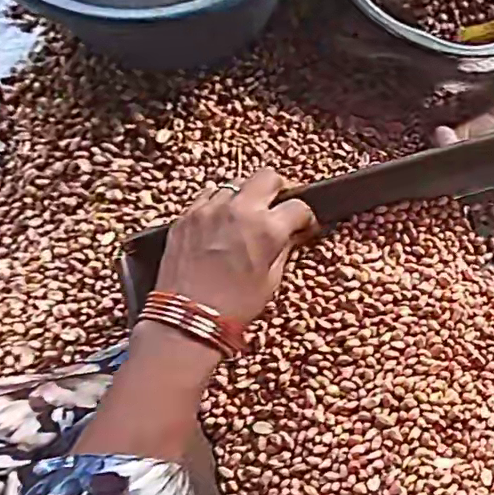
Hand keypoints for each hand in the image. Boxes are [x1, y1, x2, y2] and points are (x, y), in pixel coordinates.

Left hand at [157, 169, 317, 325]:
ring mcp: (210, 209)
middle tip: (278, 208)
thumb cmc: (233, 306)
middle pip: (267, 177)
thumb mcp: (271, 281)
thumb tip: (293, 236)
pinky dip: (219, 204)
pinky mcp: (187, 215)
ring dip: (246, 197)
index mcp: (267, 229)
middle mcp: (239, 211)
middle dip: (278, 190)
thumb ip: (284, 250)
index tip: (304, 225)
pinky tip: (222, 223)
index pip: (298, 206)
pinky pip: (208, 196)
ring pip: (235, 184)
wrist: (188, 317)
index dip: (306, 217)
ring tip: (246, 218)